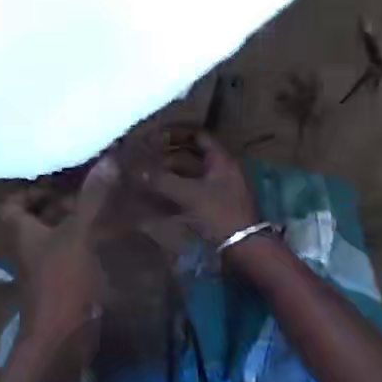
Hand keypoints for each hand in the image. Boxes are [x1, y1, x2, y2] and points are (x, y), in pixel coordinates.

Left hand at [1, 157, 119, 357]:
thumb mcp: (79, 235)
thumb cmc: (62, 283)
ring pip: (58, 235)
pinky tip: (114, 234)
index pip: (12, 204)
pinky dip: (90, 241)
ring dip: (79, 220)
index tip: (60, 176)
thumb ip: (92, 198)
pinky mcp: (66, 284)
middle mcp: (31, 249)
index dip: (30, 189)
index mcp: (24, 233)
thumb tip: (108, 158)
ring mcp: (48, 269)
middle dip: (62, 200)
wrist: (61, 344)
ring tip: (109, 203)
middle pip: (39, 218)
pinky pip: (75, 253)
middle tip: (93, 184)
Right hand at [138, 129, 257, 247]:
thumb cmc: (220, 214)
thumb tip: (136, 168)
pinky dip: (175, 194)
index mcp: (221, 160)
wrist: (244, 248)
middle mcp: (221, 170)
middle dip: (168, 156)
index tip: (155, 134)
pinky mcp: (214, 208)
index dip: (177, 133)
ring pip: (190, 176)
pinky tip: (156, 201)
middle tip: (144, 156)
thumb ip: (163, 181)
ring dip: (169, 176)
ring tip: (145, 177)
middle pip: (192, 156)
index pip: (199, 136)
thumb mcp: (191, 195)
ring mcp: (219, 190)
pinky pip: (191, 194)